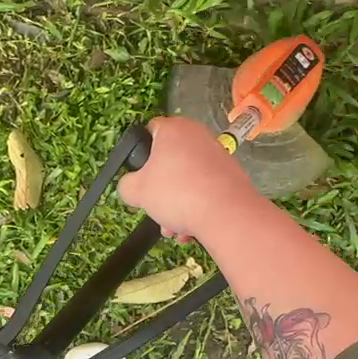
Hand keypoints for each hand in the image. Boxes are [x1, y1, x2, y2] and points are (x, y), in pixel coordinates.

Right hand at [118, 116, 264, 241]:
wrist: (225, 212)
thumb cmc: (176, 193)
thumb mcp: (137, 191)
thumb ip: (126, 185)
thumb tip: (131, 186)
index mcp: (173, 129)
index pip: (150, 130)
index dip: (141, 153)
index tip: (139, 176)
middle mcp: (197, 135)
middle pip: (170, 161)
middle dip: (161, 191)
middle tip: (157, 210)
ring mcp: (217, 154)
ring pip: (187, 179)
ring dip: (177, 205)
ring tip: (175, 229)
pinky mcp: (231, 174)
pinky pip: (205, 189)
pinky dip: (197, 207)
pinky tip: (192, 229)